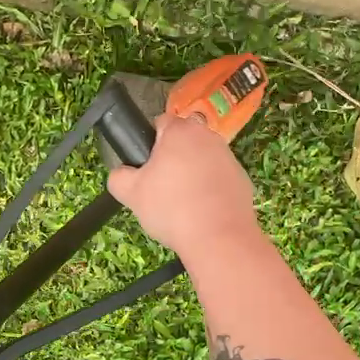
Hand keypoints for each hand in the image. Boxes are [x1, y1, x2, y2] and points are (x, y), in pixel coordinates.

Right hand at [107, 113, 259, 258]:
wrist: (217, 237)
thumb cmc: (170, 208)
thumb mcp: (131, 194)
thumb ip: (118, 177)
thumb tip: (121, 173)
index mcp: (179, 131)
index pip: (160, 123)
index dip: (149, 146)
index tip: (147, 171)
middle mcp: (207, 135)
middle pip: (182, 143)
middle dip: (171, 161)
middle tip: (161, 192)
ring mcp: (228, 156)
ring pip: (201, 161)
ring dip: (191, 176)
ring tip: (182, 207)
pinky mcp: (241, 178)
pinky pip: (217, 180)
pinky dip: (209, 192)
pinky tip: (201, 213)